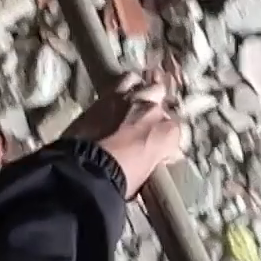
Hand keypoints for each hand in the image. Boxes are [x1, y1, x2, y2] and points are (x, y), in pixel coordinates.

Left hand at [67, 74, 186, 197]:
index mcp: (167, 134)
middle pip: (162, 103)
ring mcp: (130, 99)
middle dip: (156, 110)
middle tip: (145, 123)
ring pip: (147, 85)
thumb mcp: (146, 174)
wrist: (86, 169)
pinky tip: (121, 94)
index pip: (175, 129)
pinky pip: (124, 80)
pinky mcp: (108, 95)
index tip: (157, 148)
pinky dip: (126, 86)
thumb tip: (158, 155)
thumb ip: (155, 158)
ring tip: (137, 101)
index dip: (165, 139)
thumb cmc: (119, 180)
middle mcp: (153, 111)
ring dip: (144, 92)